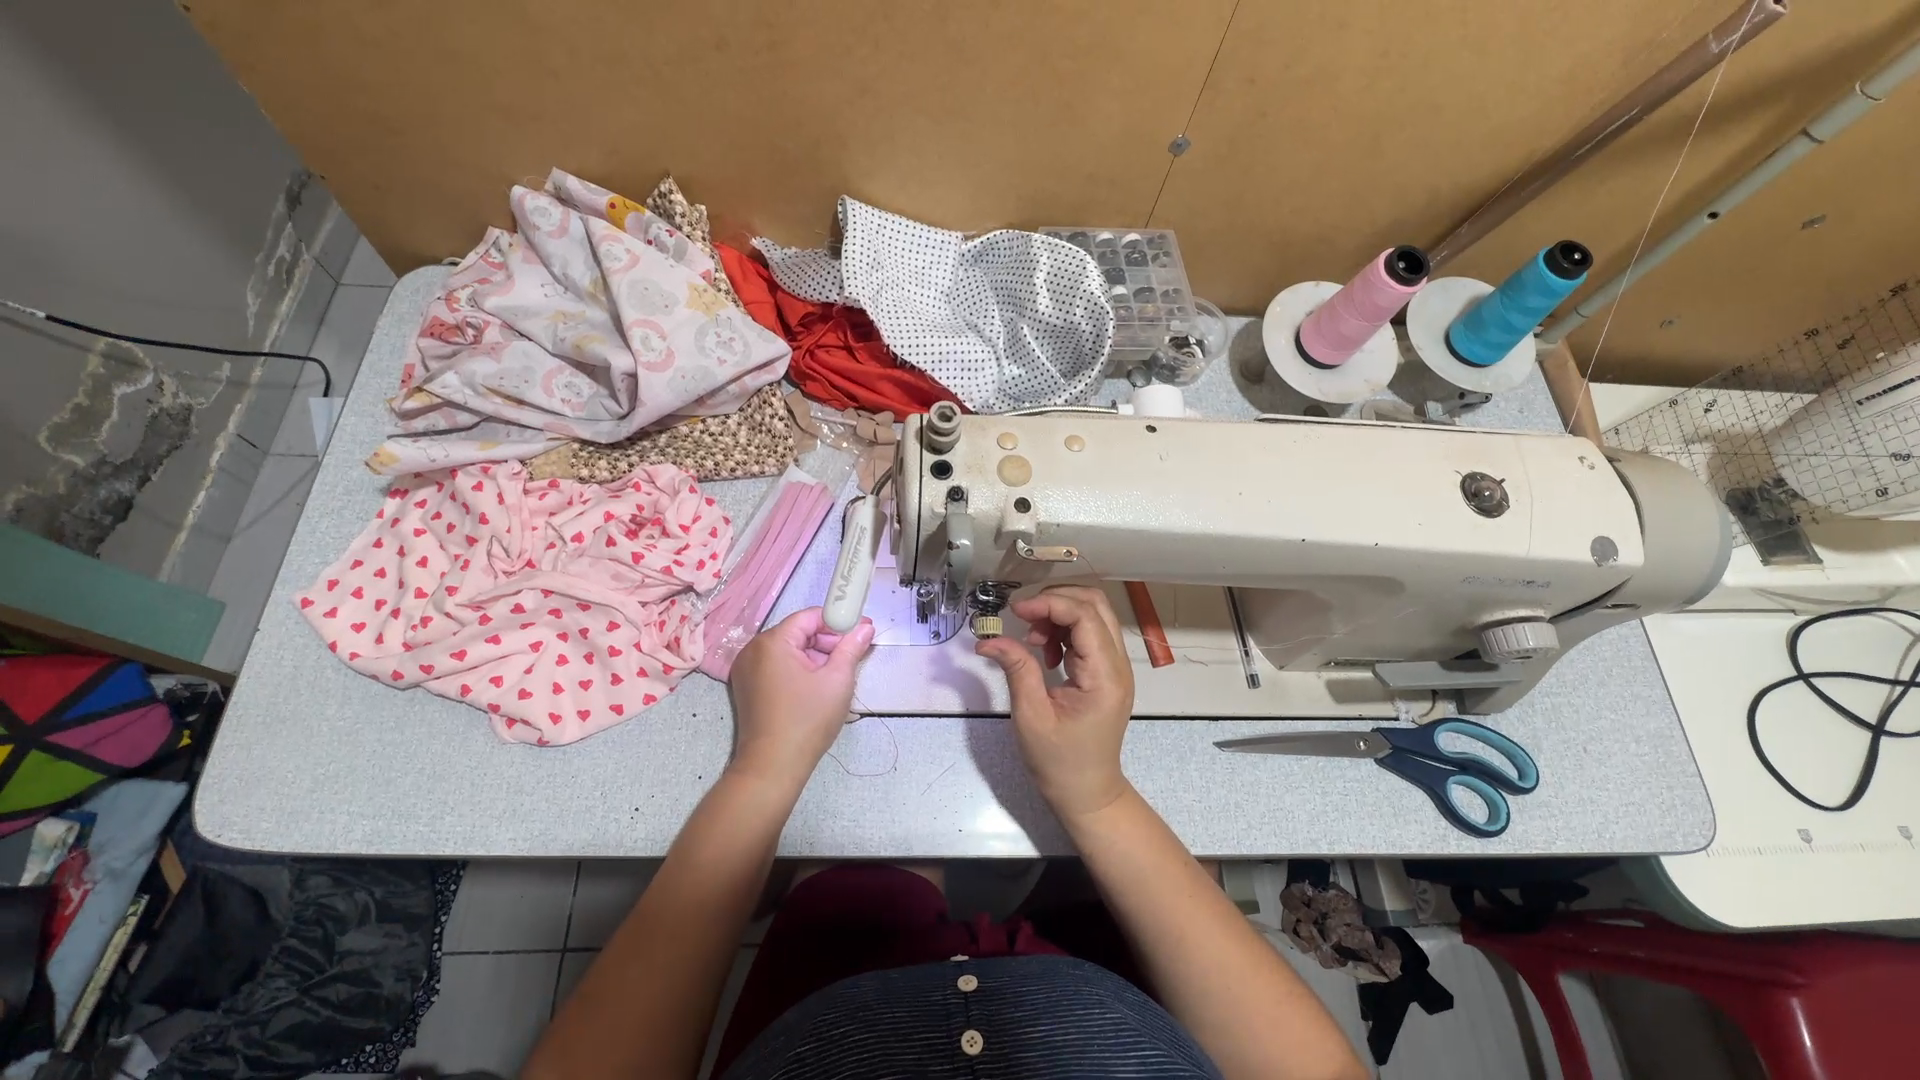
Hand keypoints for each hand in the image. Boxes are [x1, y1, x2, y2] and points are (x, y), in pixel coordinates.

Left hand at [728, 608, 874, 785]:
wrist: (773, 765)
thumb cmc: (807, 720)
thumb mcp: (837, 680)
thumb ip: (851, 648)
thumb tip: (865, 627)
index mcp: (772, 642)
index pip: (809, 617)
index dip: (837, 621)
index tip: (860, 630)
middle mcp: (753, 650)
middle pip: (797, 632)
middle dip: (826, 641)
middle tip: (852, 654)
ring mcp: (746, 669)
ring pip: (788, 650)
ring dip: (814, 656)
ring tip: (837, 675)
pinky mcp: (747, 687)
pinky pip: (776, 666)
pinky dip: (798, 669)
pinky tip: (816, 687)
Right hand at [976, 585, 1134, 819]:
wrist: (1086, 791)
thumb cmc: (1058, 761)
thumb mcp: (1031, 716)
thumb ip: (1016, 669)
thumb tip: (988, 639)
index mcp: (1104, 676)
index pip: (1084, 615)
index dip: (1048, 603)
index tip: (1015, 611)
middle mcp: (1118, 664)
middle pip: (1095, 603)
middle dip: (1054, 600)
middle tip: (1021, 617)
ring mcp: (1115, 666)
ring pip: (1093, 613)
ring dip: (1058, 613)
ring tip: (1030, 639)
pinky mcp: (1106, 670)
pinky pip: (1089, 631)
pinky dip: (1063, 628)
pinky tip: (1042, 649)